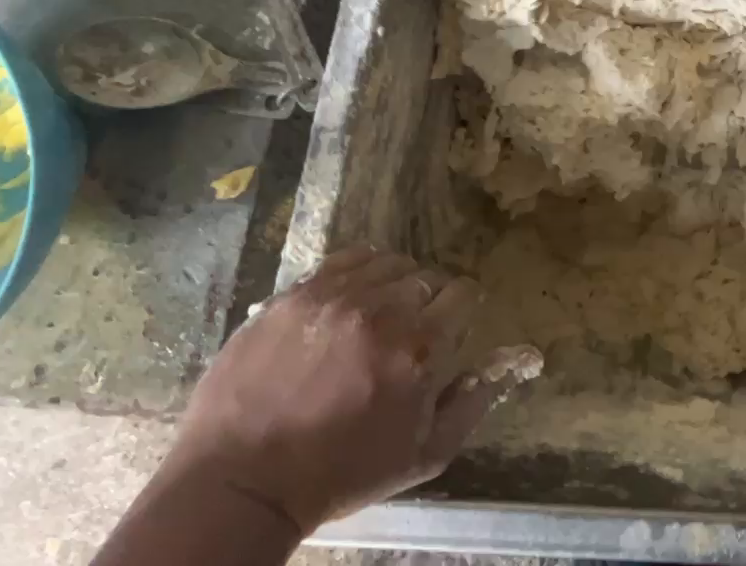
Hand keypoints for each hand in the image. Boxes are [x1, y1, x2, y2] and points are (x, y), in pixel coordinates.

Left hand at [157, 247, 539, 534]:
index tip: (448, 332)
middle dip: (428, 302)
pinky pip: (344, 260)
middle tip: (410, 332)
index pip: (464, 294)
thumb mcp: (424, 456)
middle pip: (428, 277)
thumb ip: (474, 403)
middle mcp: (381, 311)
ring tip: (379, 314)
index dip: (461, 312)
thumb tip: (507, 363)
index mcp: (420, 348)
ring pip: (388, 264)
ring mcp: (332, 298)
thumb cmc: (340, 474)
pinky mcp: (292, 296)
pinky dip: (359, 271)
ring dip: (394, 285)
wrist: (238, 484)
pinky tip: (352, 298)